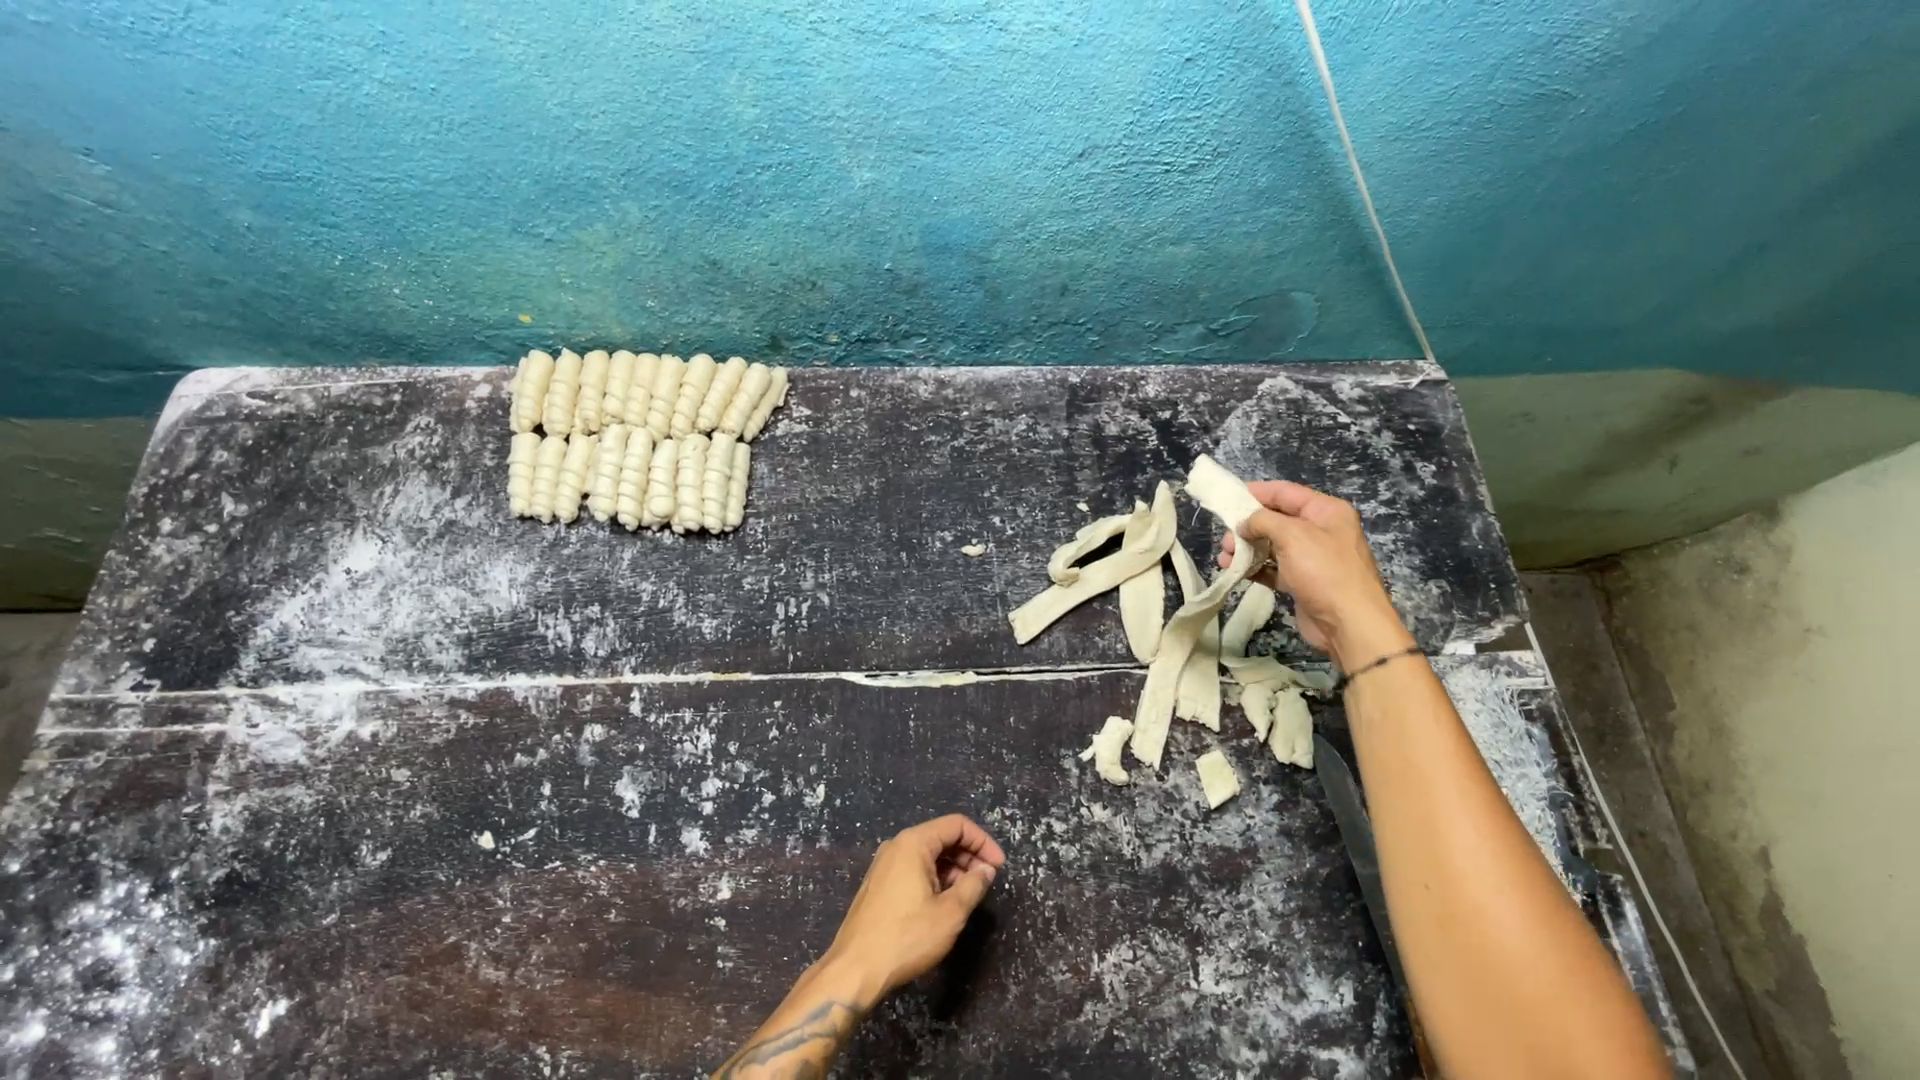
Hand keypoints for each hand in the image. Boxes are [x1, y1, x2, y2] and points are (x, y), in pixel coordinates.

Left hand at [818, 814, 1006, 1003]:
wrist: (855, 968)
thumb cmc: (906, 937)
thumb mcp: (950, 912)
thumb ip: (973, 885)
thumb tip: (986, 870)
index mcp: (913, 843)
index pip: (957, 825)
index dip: (983, 842)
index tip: (998, 866)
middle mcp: (897, 846)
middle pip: (942, 837)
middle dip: (969, 855)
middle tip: (988, 880)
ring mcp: (885, 865)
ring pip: (928, 854)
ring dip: (954, 868)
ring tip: (970, 894)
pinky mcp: (880, 884)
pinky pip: (915, 868)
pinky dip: (936, 877)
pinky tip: (945, 901)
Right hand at [1218, 480, 1412, 669]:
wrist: (1348, 623)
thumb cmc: (1324, 570)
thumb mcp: (1292, 535)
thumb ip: (1262, 520)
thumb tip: (1244, 523)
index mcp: (1325, 511)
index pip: (1285, 492)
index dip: (1256, 492)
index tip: (1227, 497)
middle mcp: (1320, 530)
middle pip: (1276, 520)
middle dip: (1247, 526)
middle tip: (1226, 538)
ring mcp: (1311, 558)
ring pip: (1272, 545)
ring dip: (1246, 549)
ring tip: (1225, 557)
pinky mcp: (1302, 582)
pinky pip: (1273, 568)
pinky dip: (1254, 567)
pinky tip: (1234, 570)